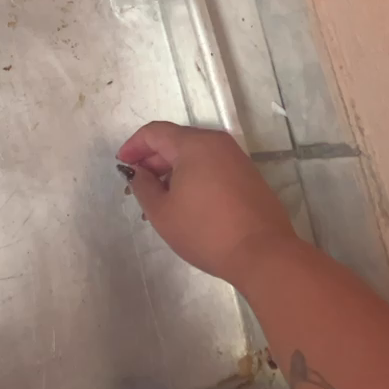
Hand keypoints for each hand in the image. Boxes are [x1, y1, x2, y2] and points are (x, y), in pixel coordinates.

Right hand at [118, 122, 300, 283]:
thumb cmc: (207, 231)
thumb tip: (138, 172)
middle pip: (176, 141)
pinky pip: (212, 167)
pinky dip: (194, 177)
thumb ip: (143, 186)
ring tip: (161, 198)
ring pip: (195, 156)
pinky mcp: (249, 177)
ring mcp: (236, 159)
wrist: (266, 255)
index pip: (155, 133)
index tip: (122, 163)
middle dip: (153, 160)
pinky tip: (188, 203)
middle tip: (139, 183)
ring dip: (173, 171)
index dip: (134, 146)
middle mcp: (216, 143)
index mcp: (193, 144)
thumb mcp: (163, 212)